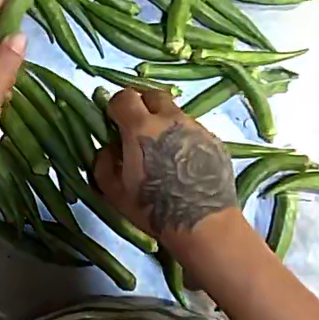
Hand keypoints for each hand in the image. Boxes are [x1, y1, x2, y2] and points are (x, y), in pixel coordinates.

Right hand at [93, 88, 239, 243]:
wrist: (204, 224)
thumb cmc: (154, 209)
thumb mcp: (114, 192)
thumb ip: (103, 163)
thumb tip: (108, 149)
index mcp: (141, 127)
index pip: (124, 97)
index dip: (116, 106)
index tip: (114, 121)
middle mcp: (171, 120)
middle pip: (154, 95)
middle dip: (142, 105)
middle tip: (137, 127)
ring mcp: (197, 128)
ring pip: (176, 114)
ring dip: (165, 124)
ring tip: (163, 151)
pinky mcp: (215, 141)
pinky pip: (194, 131)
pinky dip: (184, 139)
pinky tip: (184, 163)